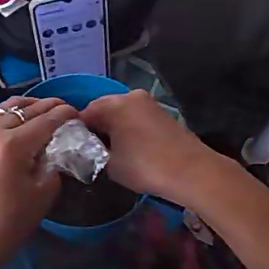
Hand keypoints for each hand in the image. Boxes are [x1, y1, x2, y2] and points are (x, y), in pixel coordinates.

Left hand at [0, 98, 78, 268]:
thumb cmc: (12, 221)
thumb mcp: (44, 190)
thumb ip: (54, 160)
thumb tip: (58, 144)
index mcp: (11, 145)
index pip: (45, 120)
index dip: (66, 115)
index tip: (80, 114)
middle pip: (26, 110)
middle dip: (49, 107)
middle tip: (68, 110)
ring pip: (7, 108)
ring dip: (30, 107)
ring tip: (49, 111)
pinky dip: (13, 114)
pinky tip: (28, 121)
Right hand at [81, 90, 228, 205]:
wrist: (193, 172)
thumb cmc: (144, 166)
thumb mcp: (107, 164)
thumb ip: (91, 152)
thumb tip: (86, 149)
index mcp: (114, 104)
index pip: (84, 113)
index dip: (76, 132)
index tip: (75, 149)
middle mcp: (131, 96)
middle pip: (103, 110)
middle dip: (96, 129)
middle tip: (91, 152)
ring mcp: (150, 104)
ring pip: (121, 114)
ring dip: (114, 130)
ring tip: (111, 153)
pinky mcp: (163, 115)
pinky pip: (136, 119)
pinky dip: (129, 131)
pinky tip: (131, 150)